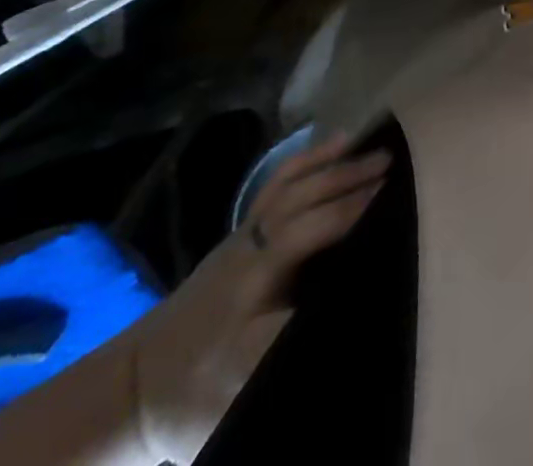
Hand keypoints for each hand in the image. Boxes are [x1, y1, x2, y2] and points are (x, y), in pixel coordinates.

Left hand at [128, 134, 390, 462]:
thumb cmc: (197, 386)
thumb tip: (356, 302)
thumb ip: (295, 336)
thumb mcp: (246, 378)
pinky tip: (335, 145)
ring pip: (291, 187)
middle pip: (302, 199)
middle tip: (398, 165)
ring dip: (334, 166)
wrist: (134, 386)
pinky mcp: (242, 233)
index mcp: (253, 279)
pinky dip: (308, 162)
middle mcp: (249, 246)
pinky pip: (278, 187)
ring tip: (376, 150)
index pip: (308, 231)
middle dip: (349, 179)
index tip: (395, 196)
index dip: (350, 211)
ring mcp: (243, 235)